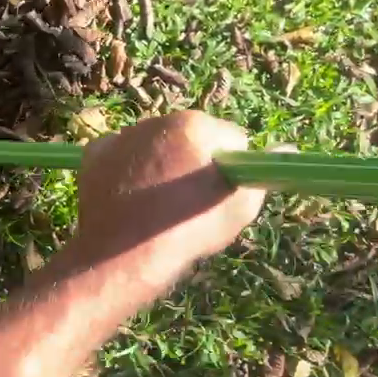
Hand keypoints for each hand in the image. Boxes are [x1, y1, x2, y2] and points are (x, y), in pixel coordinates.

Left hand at [71, 111, 266, 288]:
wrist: (122, 254)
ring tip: (156, 202)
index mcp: (192, 125)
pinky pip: (121, 156)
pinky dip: (127, 169)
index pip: (228, 138)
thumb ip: (262, 171)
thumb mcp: (240, 204)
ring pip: (153, 146)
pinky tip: (130, 196)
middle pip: (187, 138)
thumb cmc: (187, 229)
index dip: (228, 167)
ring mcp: (118, 138)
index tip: (216, 192)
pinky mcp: (93, 156)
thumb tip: (284, 149)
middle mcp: (151, 122)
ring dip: (160, 163)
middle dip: (191, 160)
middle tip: (185, 200)